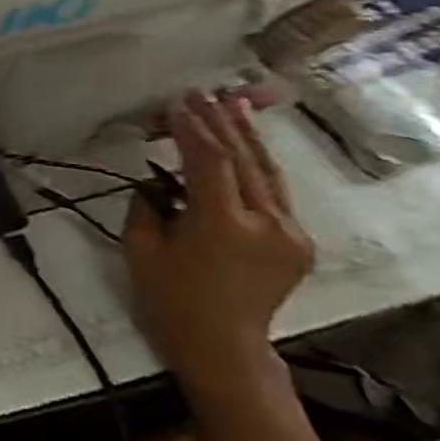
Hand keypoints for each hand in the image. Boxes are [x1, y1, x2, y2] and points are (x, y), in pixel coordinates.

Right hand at [124, 91, 312, 390]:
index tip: (175, 104)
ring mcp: (290, 232)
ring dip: (247, 137)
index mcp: (222, 225)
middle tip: (203, 94)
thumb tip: (155, 184)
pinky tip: (247, 151)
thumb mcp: (141, 254)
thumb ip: (146, 211)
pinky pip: (276, 195)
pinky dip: (258, 168)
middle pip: (245, 160)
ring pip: (268, 173)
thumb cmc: (171, 303)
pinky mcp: (298, 243)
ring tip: (234, 105)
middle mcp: (266, 222)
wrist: (222, 347)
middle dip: (221, 123)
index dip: (191, 129)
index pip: (209, 162)